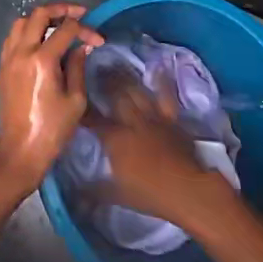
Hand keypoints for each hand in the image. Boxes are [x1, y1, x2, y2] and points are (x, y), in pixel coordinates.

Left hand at [0, 3, 103, 194]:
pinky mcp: (3, 67)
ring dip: (41, 18)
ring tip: (59, 25)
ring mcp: (9, 58)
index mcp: (42, 60)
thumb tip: (82, 46)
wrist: (21, 151)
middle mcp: (22, 52)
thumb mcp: (75, 100)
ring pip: (22, 22)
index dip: (86, 29)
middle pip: (39, 14)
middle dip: (61, 10)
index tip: (99, 39)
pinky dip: (27, 31)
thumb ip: (77, 66)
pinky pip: (13, 37)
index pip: (66, 30)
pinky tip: (40, 40)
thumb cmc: (52, 129)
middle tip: (79, 14)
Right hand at [86, 76, 237, 226]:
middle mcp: (131, 122)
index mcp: (115, 139)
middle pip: (115, 97)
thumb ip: (95, 191)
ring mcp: (153, 117)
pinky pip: (165, 96)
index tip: (75, 99)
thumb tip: (75, 194)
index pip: (94, 121)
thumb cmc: (150, 194)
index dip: (84, 110)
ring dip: (126, 78)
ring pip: (136, 92)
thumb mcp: (117, 195)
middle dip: (104, 82)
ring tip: (116, 66)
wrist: (187, 188)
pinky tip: (158, 67)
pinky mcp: (171, 119)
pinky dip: (162, 81)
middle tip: (97, 69)